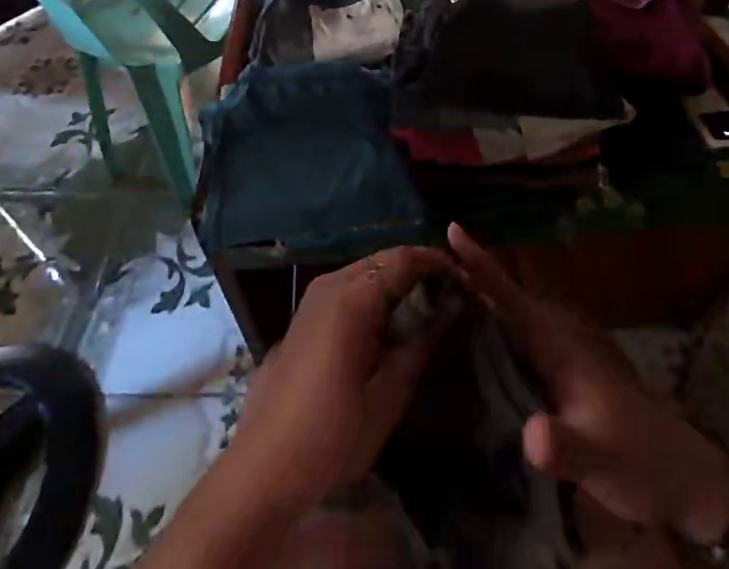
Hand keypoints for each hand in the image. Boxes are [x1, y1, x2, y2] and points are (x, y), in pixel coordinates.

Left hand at [223, 246, 455, 512]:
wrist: (261, 470)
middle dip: (420, 271)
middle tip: (452, 297)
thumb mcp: (388, 394)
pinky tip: (390, 327)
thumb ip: (422, 341)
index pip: (404, 258)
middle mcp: (329, 286)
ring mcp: (312, 301)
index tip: (467, 283)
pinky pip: (348, 290)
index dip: (439, 263)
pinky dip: (375, 297)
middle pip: (384, 260)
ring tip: (428, 311)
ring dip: (398, 284)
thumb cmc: (331, 436)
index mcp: (351, 298)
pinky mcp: (304, 318)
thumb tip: (452, 305)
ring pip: (365, 273)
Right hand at [448, 223, 728, 544]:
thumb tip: (531, 435)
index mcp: (561, 347)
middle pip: (510, 298)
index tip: (453, 230)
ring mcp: (567, 353)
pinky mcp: (568, 369)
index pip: (513, 299)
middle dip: (473, 276)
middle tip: (427, 268)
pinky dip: (499, 322)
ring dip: (485, 296)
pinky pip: (524, 333)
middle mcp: (562, 339)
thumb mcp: (601, 460)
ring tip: (444, 292)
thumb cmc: (638, 460)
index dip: (483, 266)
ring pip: (518, 313)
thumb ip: (566, 448)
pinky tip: (482, 335)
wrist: (680, 474)